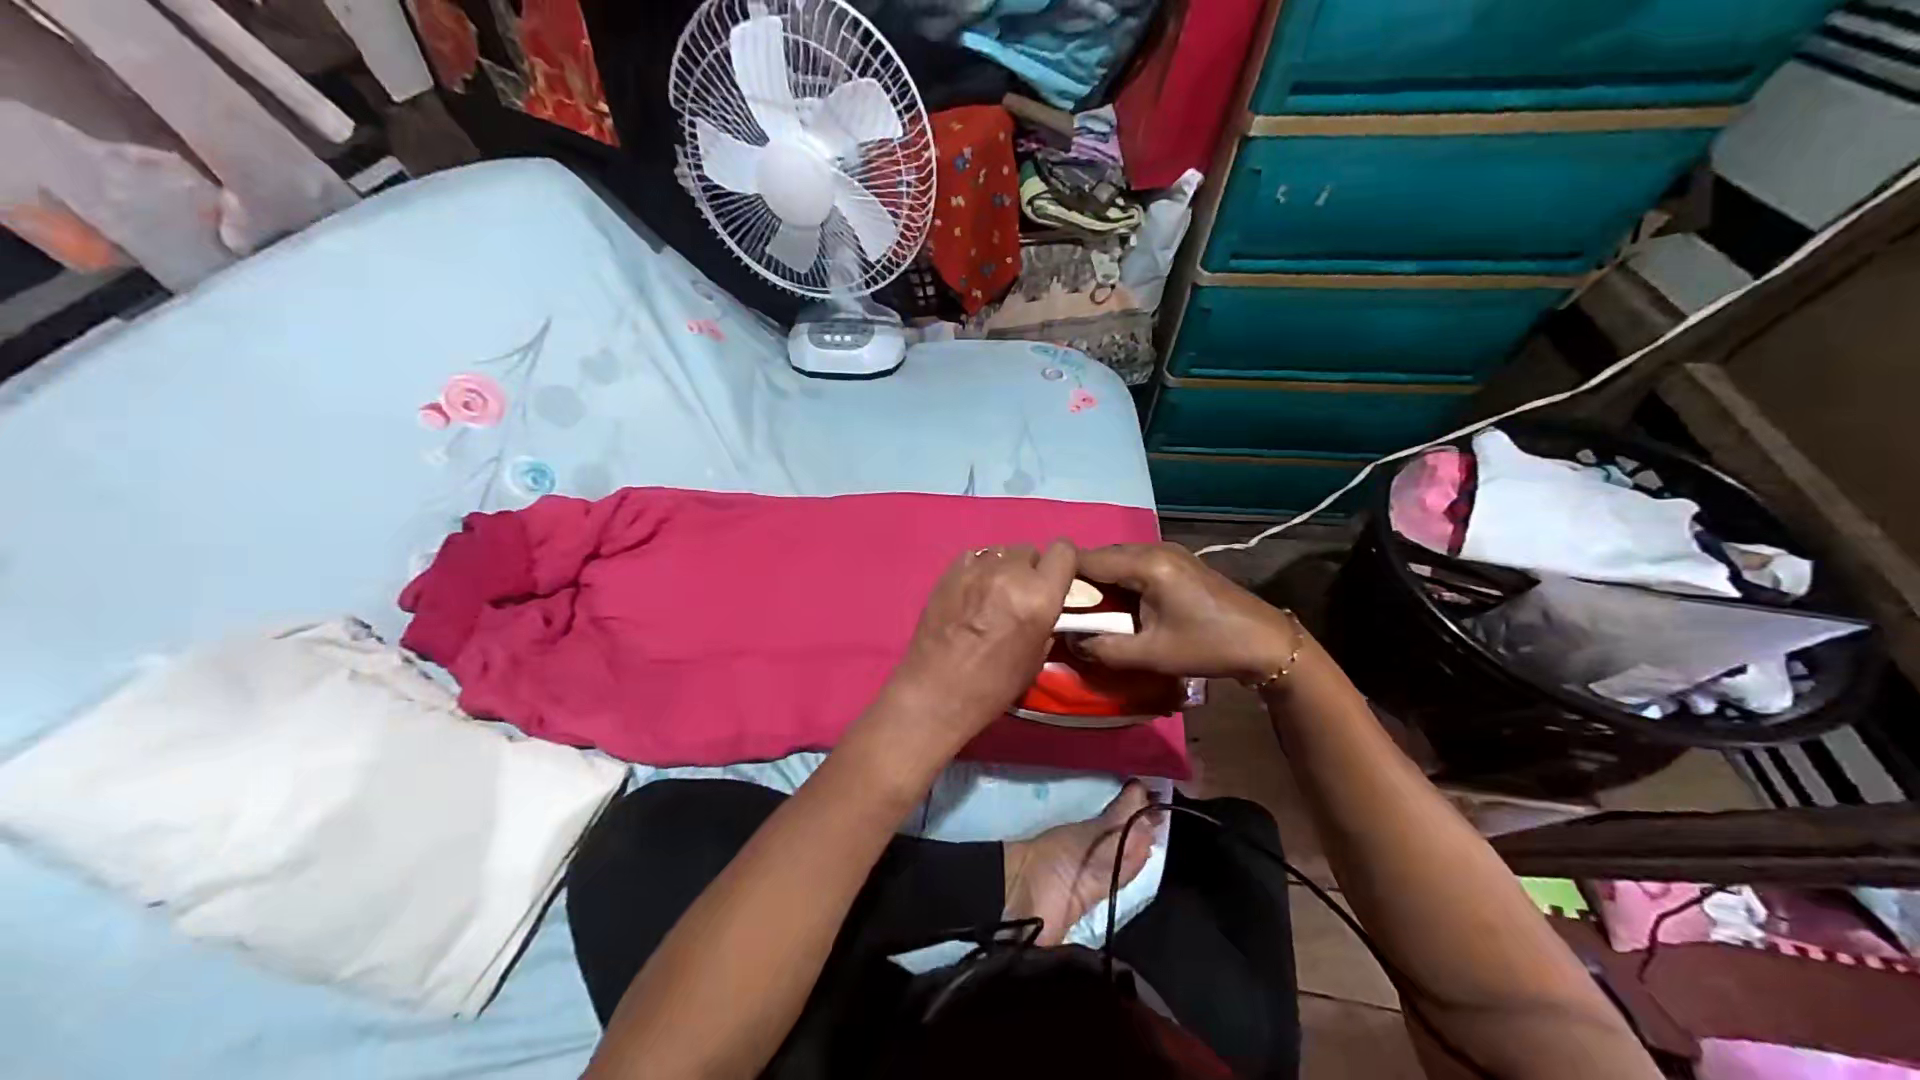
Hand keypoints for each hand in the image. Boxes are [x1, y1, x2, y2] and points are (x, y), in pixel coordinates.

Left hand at [877, 541, 1076, 754]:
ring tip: (994, 594)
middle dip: (1030, 570)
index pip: (1064, 551)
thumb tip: (1044, 606)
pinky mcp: (949, 571)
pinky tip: (971, 593)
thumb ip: (1046, 620)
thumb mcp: (1037, 658)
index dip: (1063, 565)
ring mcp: (976, 568)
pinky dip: (978, 569)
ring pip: (1001, 551)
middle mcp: (1010, 573)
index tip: (1056, 581)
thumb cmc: (994, 685)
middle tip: (1021, 596)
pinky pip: (974, 557)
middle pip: (1030, 551)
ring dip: (1004, 568)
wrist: (937, 692)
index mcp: (1038, 596)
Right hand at [1074, 543, 1300, 682]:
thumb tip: (1071, 643)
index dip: (1062, 577)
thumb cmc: (1207, 646)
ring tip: (1083, 607)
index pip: (1088, 560)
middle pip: (1101, 555)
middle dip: (1079, 578)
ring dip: (1099, 579)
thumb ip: (1104, 649)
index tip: (1043, 598)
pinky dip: (1118, 578)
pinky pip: (1135, 563)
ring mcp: (1169, 552)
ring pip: (1118, 558)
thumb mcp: (1151, 654)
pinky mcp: (1178, 561)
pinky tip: (1114, 602)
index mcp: (1146, 564)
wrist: (1265, 642)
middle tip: (1061, 607)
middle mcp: (1155, 548)